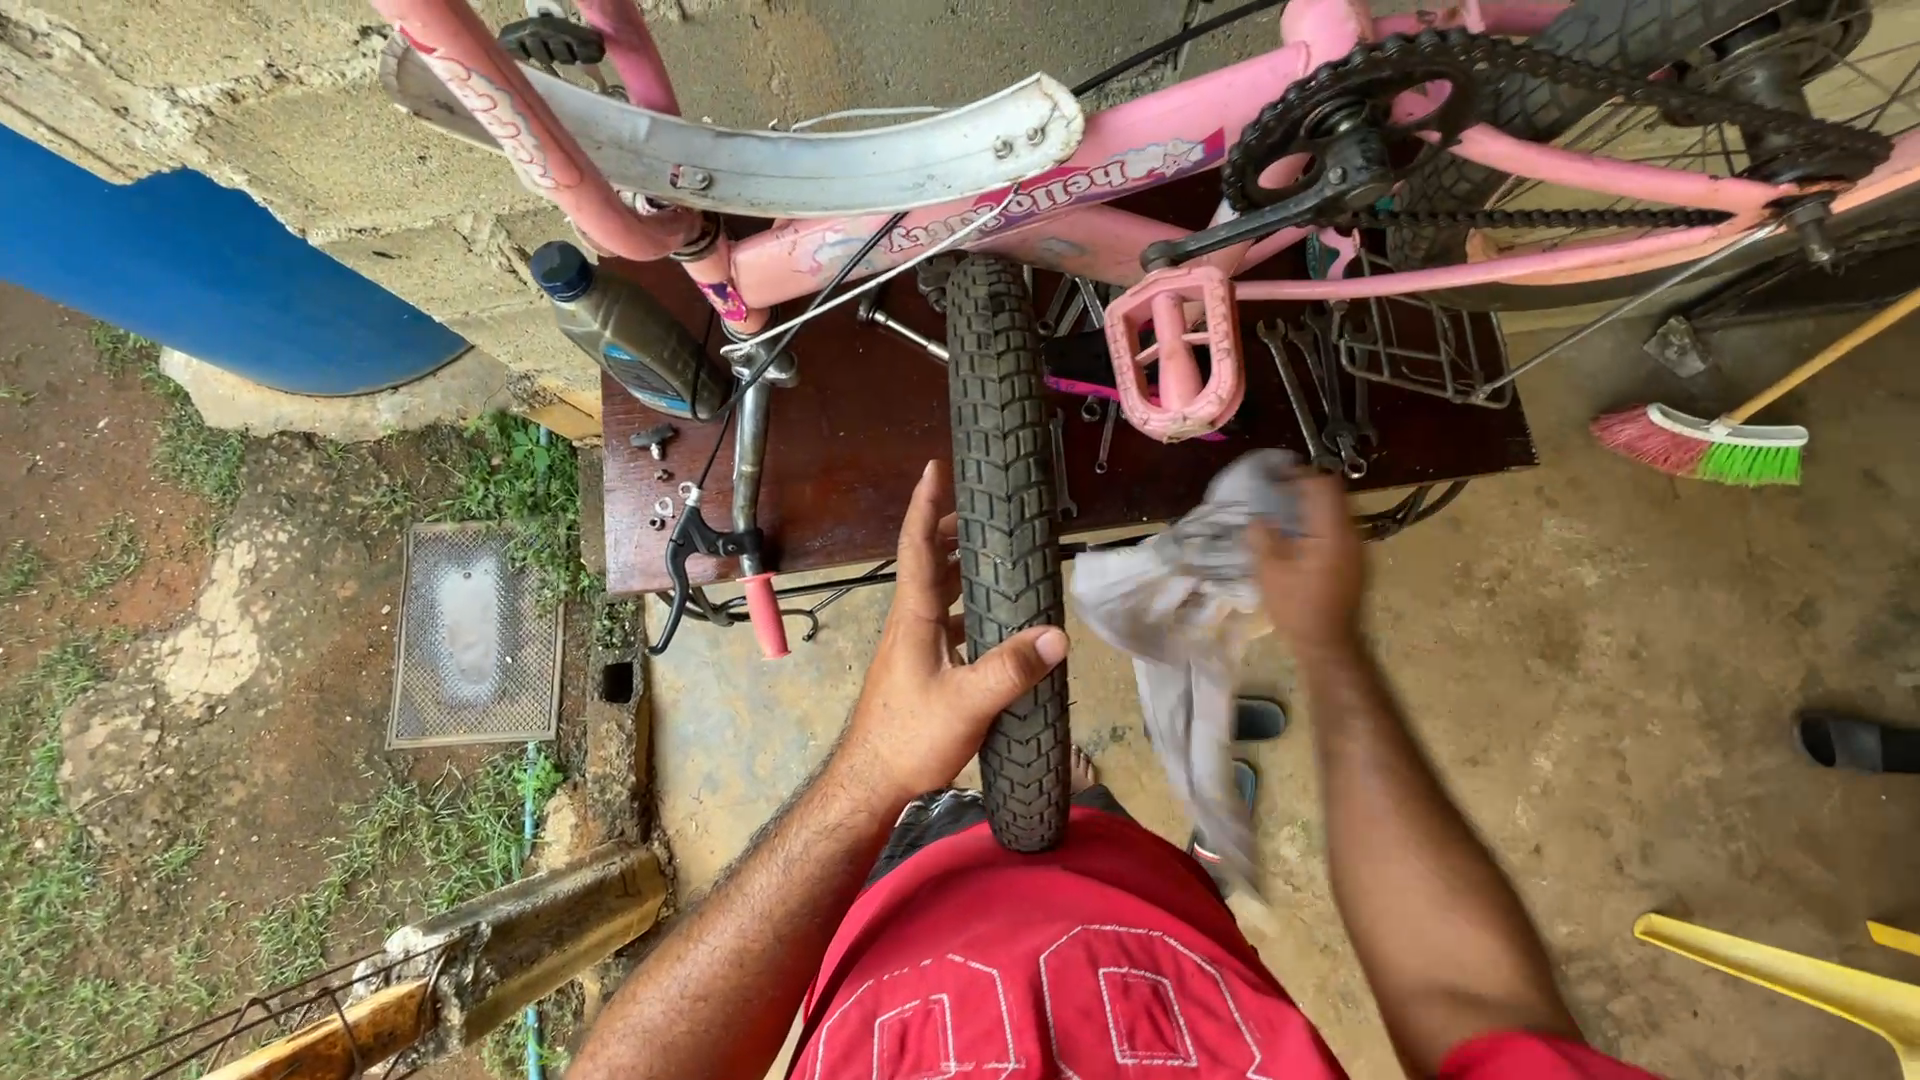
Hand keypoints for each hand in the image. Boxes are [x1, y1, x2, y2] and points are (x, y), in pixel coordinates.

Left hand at [836, 460, 1068, 805]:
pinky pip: (946, 622)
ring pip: (936, 592)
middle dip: (949, 530)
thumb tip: (1057, 635)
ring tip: (995, 556)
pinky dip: (968, 608)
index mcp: (914, 617)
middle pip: (927, 562)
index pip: (917, 547)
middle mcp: (909, 622)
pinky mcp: (920, 667)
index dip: (925, 505)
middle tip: (982, 511)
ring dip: (959, 568)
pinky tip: (996, 622)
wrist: (871, 781)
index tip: (935, 468)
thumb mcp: (967, 703)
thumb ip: (1011, 669)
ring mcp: (913, 645)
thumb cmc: (909, 737)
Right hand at [1248, 470, 1363, 657]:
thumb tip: (1259, 517)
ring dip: (1312, 507)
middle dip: (1305, 489)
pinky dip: (1319, 525)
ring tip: (1284, 514)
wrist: (1328, 644)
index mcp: (1332, 531)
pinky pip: (1338, 531)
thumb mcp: (1269, 570)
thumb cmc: (1297, 606)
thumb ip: (1263, 536)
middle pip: (1333, 496)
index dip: (1299, 474)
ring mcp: (1358, 550)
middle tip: (1277, 492)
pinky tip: (1298, 539)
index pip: (1323, 485)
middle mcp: (1352, 535)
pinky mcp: (1355, 563)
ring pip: (1337, 513)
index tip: (1274, 476)